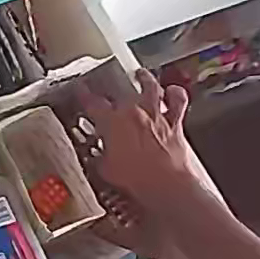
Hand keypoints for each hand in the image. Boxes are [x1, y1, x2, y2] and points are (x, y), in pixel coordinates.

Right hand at [82, 70, 216, 218]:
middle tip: (106, 84)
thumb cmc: (136, 178)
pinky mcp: (174, 123)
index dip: (84, 94)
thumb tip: (97, 158)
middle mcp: (134, 112)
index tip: (80, 90)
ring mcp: (156, 115)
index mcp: (113, 121)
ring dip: (145, 78)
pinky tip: (173, 90)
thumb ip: (100, 159)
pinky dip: (176, 93)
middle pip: (120, 90)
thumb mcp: (106, 170)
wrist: (166, 184)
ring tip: (140, 74)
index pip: (93, 103)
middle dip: (111, 85)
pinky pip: (178, 102)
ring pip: (151, 87)